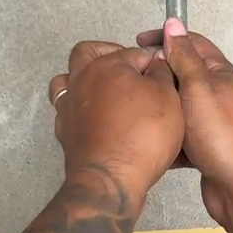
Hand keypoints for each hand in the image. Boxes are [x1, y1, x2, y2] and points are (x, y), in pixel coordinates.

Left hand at [48, 41, 184, 206]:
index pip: (133, 53)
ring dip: (83, 80)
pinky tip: (97, 119)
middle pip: (86, 52)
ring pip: (67, 79)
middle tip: (128, 71)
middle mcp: (82, 79)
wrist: (110, 181)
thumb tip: (155, 62)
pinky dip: (80, 109)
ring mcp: (68, 106)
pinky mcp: (64, 132)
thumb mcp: (168, 98)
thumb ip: (162, 73)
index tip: (163, 76)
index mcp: (107, 65)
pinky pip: (67, 110)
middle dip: (107, 54)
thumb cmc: (143, 134)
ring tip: (106, 92)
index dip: (151, 63)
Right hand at [139, 21, 232, 226]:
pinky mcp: (205, 145)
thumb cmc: (224, 135)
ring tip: (138, 108)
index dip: (166, 38)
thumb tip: (173, 25)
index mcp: (219, 72)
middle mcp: (218, 93)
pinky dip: (168, 135)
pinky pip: (180, 133)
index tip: (140, 42)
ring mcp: (212, 120)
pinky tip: (152, 138)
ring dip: (161, 106)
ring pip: (179, 105)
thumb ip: (184, 56)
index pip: (191, 43)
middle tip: (134, 77)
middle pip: (183, 74)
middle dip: (160, 74)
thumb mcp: (198, 87)